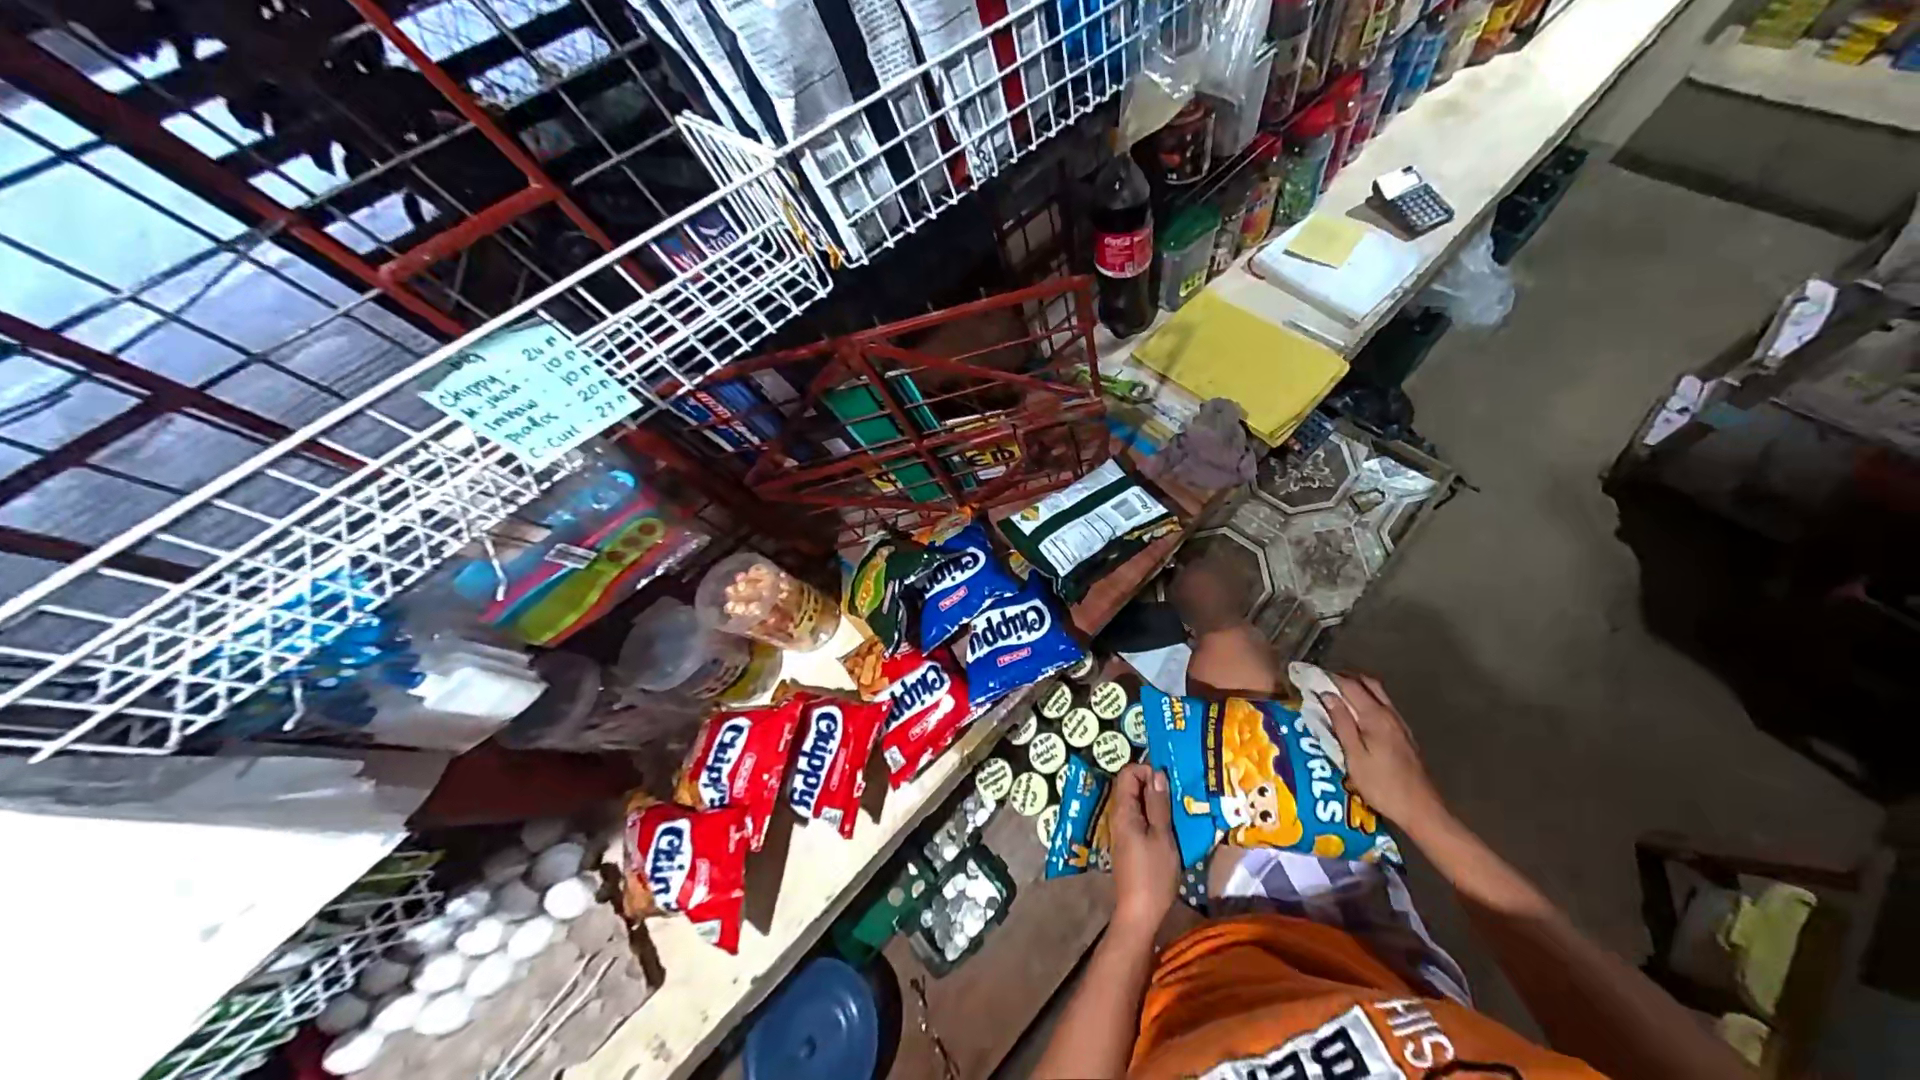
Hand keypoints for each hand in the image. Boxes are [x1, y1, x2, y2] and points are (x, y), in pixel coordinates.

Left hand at [1108, 763, 1179, 937]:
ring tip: (1179, 811)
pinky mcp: (1129, 843)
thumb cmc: (1153, 874)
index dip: (1146, 771)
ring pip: (1137, 803)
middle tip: (1178, 796)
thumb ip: (1158, 804)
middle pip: (1131, 787)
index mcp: (1123, 811)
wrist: (1140, 913)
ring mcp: (1122, 830)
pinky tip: (1172, 828)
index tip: (1169, 783)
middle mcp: (1118, 816)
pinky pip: (1139, 819)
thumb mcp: (1162, 836)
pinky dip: (1154, 817)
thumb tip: (1157, 773)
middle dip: (1154, 785)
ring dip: (1156, 802)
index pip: (1127, 774)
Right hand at [1321, 673, 1446, 825]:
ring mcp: (1399, 725)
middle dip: (1345, 677)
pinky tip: (1355, 714)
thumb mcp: (1354, 756)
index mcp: (1376, 717)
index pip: (1350, 686)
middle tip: (1322, 681)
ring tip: (1334, 694)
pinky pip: (1382, 706)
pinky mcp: (1403, 735)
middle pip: (1368, 683)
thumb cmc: (1381, 785)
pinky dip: (1366, 700)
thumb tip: (1327, 696)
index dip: (1328, 678)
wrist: (1420, 809)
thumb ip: (1341, 723)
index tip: (1309, 676)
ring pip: (1377, 693)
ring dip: (1356, 687)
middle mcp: (1390, 715)